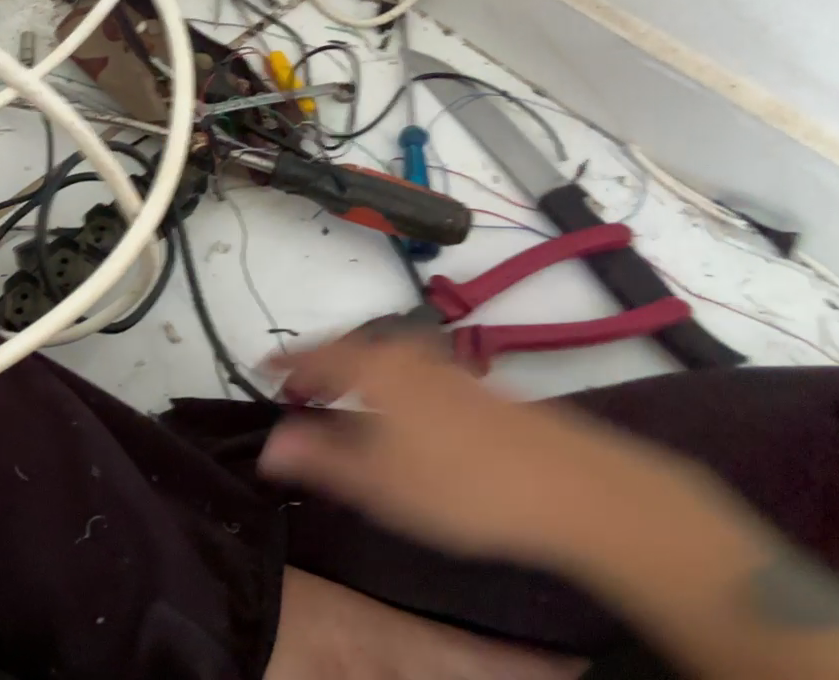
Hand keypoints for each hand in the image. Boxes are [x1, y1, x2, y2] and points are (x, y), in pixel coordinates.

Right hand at [259, 334, 714, 570]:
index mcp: (375, 369)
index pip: (317, 355)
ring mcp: (448, 368)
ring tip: (345, 399)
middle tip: (301, 389)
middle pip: (352, 349)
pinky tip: (402, 413)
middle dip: (322, 366)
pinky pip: (415, 372)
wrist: (575, 489)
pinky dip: (392, 382)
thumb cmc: (460, 485)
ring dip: (358, 373)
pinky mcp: (479, 387)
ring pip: (387, 359)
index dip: (288, 362)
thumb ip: (319, 458)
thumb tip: (268, 445)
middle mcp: (408, 356)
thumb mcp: (378, 482)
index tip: (262, 367)